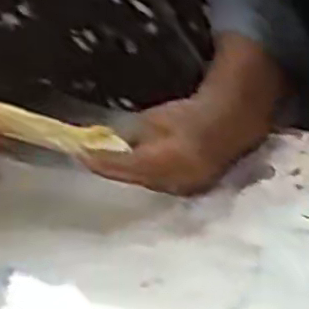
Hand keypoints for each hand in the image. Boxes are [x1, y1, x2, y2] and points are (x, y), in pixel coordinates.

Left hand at [81, 96, 261, 194]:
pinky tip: (150, 171)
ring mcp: (188, 189)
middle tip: (96, 159)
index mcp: (154, 166)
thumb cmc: (188, 119)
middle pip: (136, 179)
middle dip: (116, 170)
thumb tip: (117, 144)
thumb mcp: (150, 123)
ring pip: (154, 185)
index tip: (77, 152)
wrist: (231, 129)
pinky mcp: (199, 188)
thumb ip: (133, 138)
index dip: (95, 159)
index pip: (117, 167)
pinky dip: (156, 179)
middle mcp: (171, 183)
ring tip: (121, 165)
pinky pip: (171, 186)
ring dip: (137, 176)